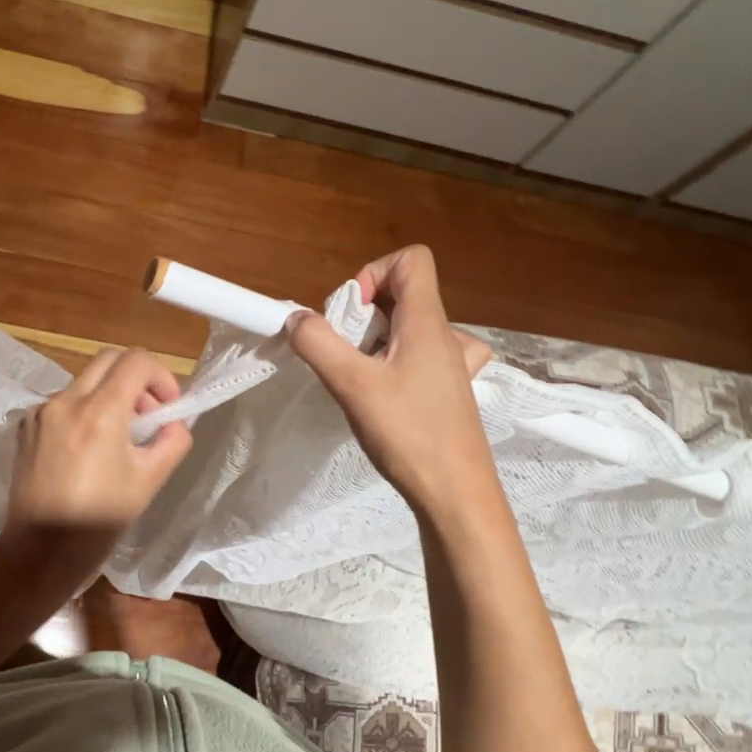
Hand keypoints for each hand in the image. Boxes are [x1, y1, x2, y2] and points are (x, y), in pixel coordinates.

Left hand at [0, 347, 192, 582]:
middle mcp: (66, 401)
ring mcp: (41, 412)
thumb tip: (174, 423)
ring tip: (119, 437)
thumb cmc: (99, 521)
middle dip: (135, 380)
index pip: (136, 361)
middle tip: (147, 416)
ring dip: (108, 395)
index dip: (162, 377)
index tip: (168, 408)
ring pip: (83, 382)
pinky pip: (62, 404)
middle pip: (108, 361)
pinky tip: (89, 450)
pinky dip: (83, 412)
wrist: (41, 550)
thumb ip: (171, 442)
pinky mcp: (26, 428)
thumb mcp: (149, 482)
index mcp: (99, 411)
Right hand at [288, 245, 493, 509]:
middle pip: (404, 294)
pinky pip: (421, 358)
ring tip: (363, 379)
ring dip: (379, 342)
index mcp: (427, 321)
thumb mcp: (352, 385)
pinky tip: (388, 394)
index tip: (351, 314)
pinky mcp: (450, 393)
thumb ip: (319, 345)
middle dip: (365, 315)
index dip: (374, 273)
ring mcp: (452, 365)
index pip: (411, 259)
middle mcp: (445, 335)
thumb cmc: (408, 433)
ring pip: (410, 329)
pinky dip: (398, 365)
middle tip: (346, 354)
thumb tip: (295, 318)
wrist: (455, 491)